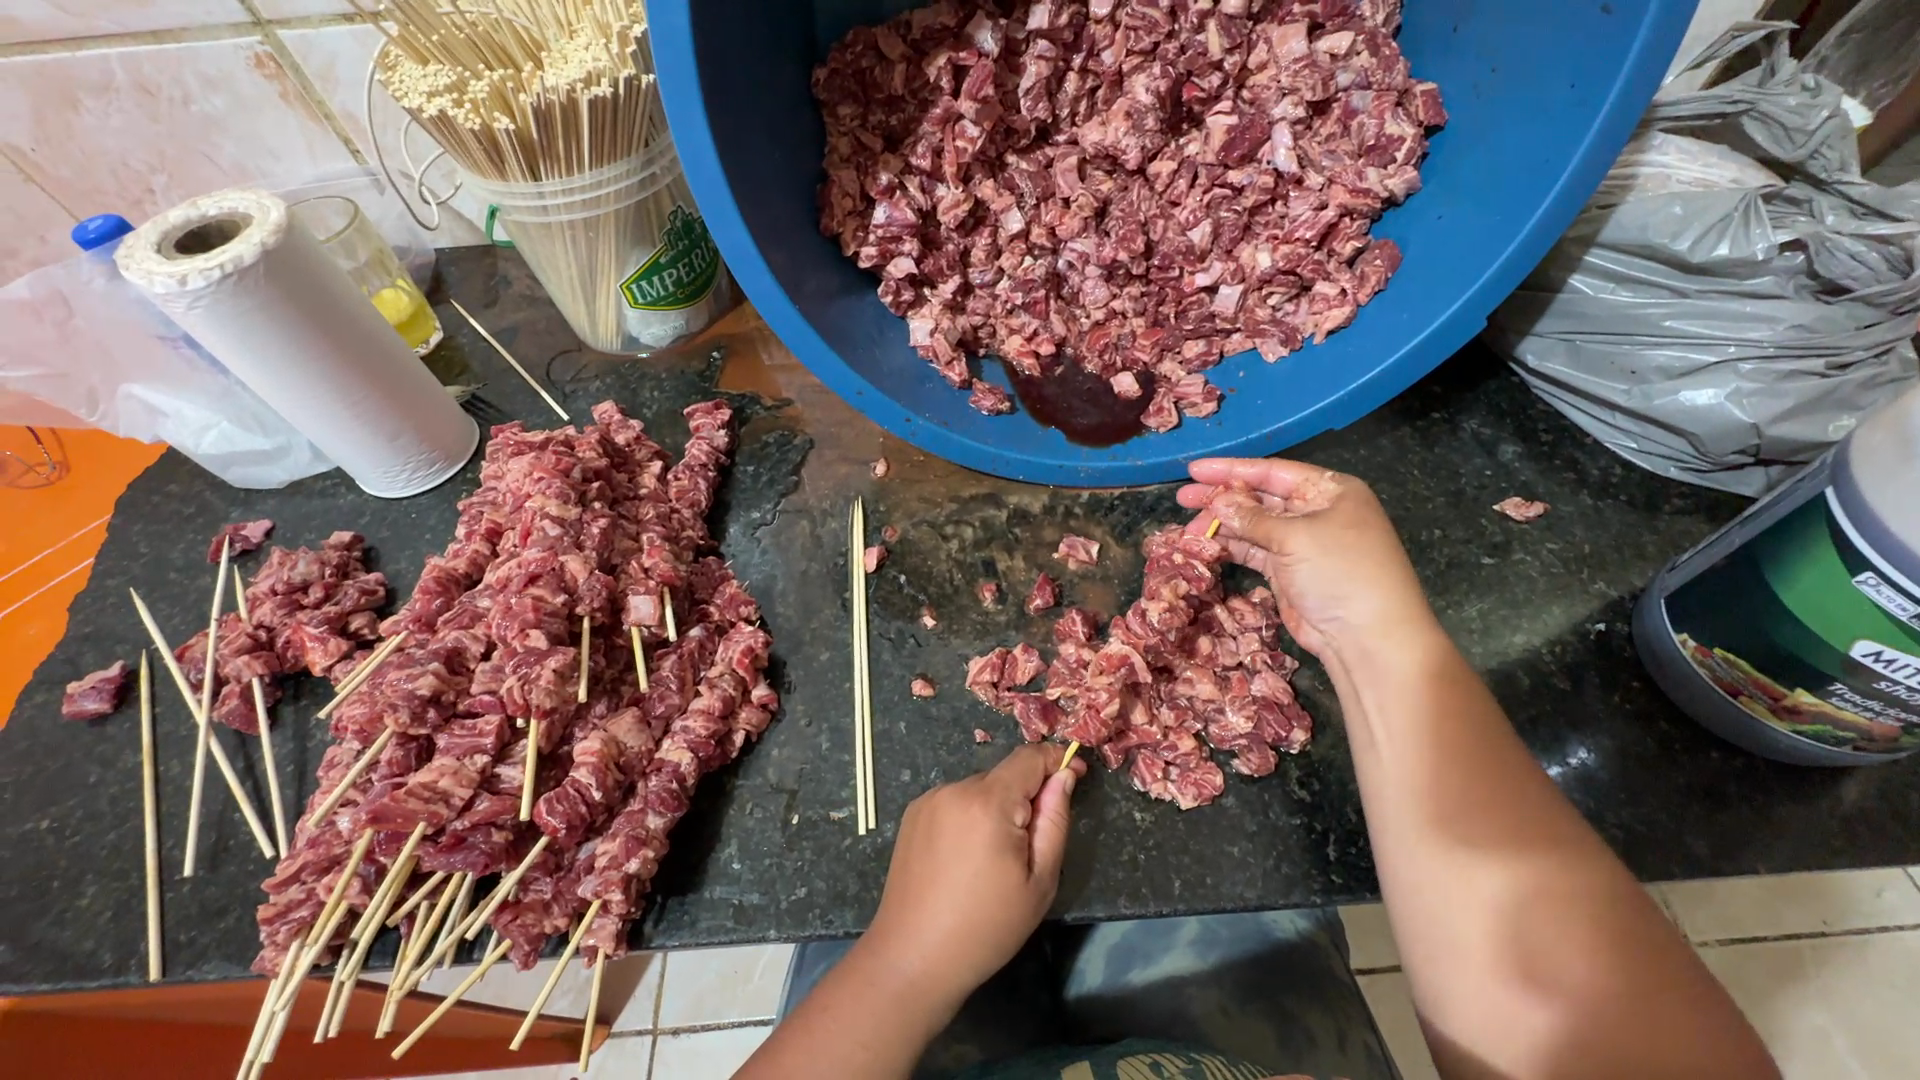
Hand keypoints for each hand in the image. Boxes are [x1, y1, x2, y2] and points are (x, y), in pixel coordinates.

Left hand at [861, 743, 1085, 1009]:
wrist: (913, 958)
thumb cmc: (986, 927)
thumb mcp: (1039, 881)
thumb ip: (1054, 820)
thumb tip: (1064, 777)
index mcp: (988, 802)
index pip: (1029, 758)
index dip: (1057, 760)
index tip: (1079, 774)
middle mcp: (955, 789)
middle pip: (1004, 775)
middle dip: (1026, 796)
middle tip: (1033, 845)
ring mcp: (929, 800)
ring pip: (980, 790)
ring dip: (997, 808)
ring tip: (995, 861)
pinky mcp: (913, 815)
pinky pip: (956, 802)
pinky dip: (971, 817)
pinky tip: (966, 859)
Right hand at [1176, 457, 1436, 659]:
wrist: (1366, 636)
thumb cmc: (1339, 572)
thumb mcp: (1295, 537)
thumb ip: (1252, 518)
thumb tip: (1217, 503)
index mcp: (1329, 491)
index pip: (1273, 471)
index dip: (1232, 470)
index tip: (1194, 470)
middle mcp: (1316, 512)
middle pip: (1260, 497)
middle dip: (1222, 498)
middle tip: (1182, 498)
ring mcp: (1302, 543)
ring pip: (1253, 526)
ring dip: (1221, 526)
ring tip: (1186, 529)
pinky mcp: (1288, 571)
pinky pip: (1253, 551)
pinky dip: (1230, 548)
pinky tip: (1204, 546)